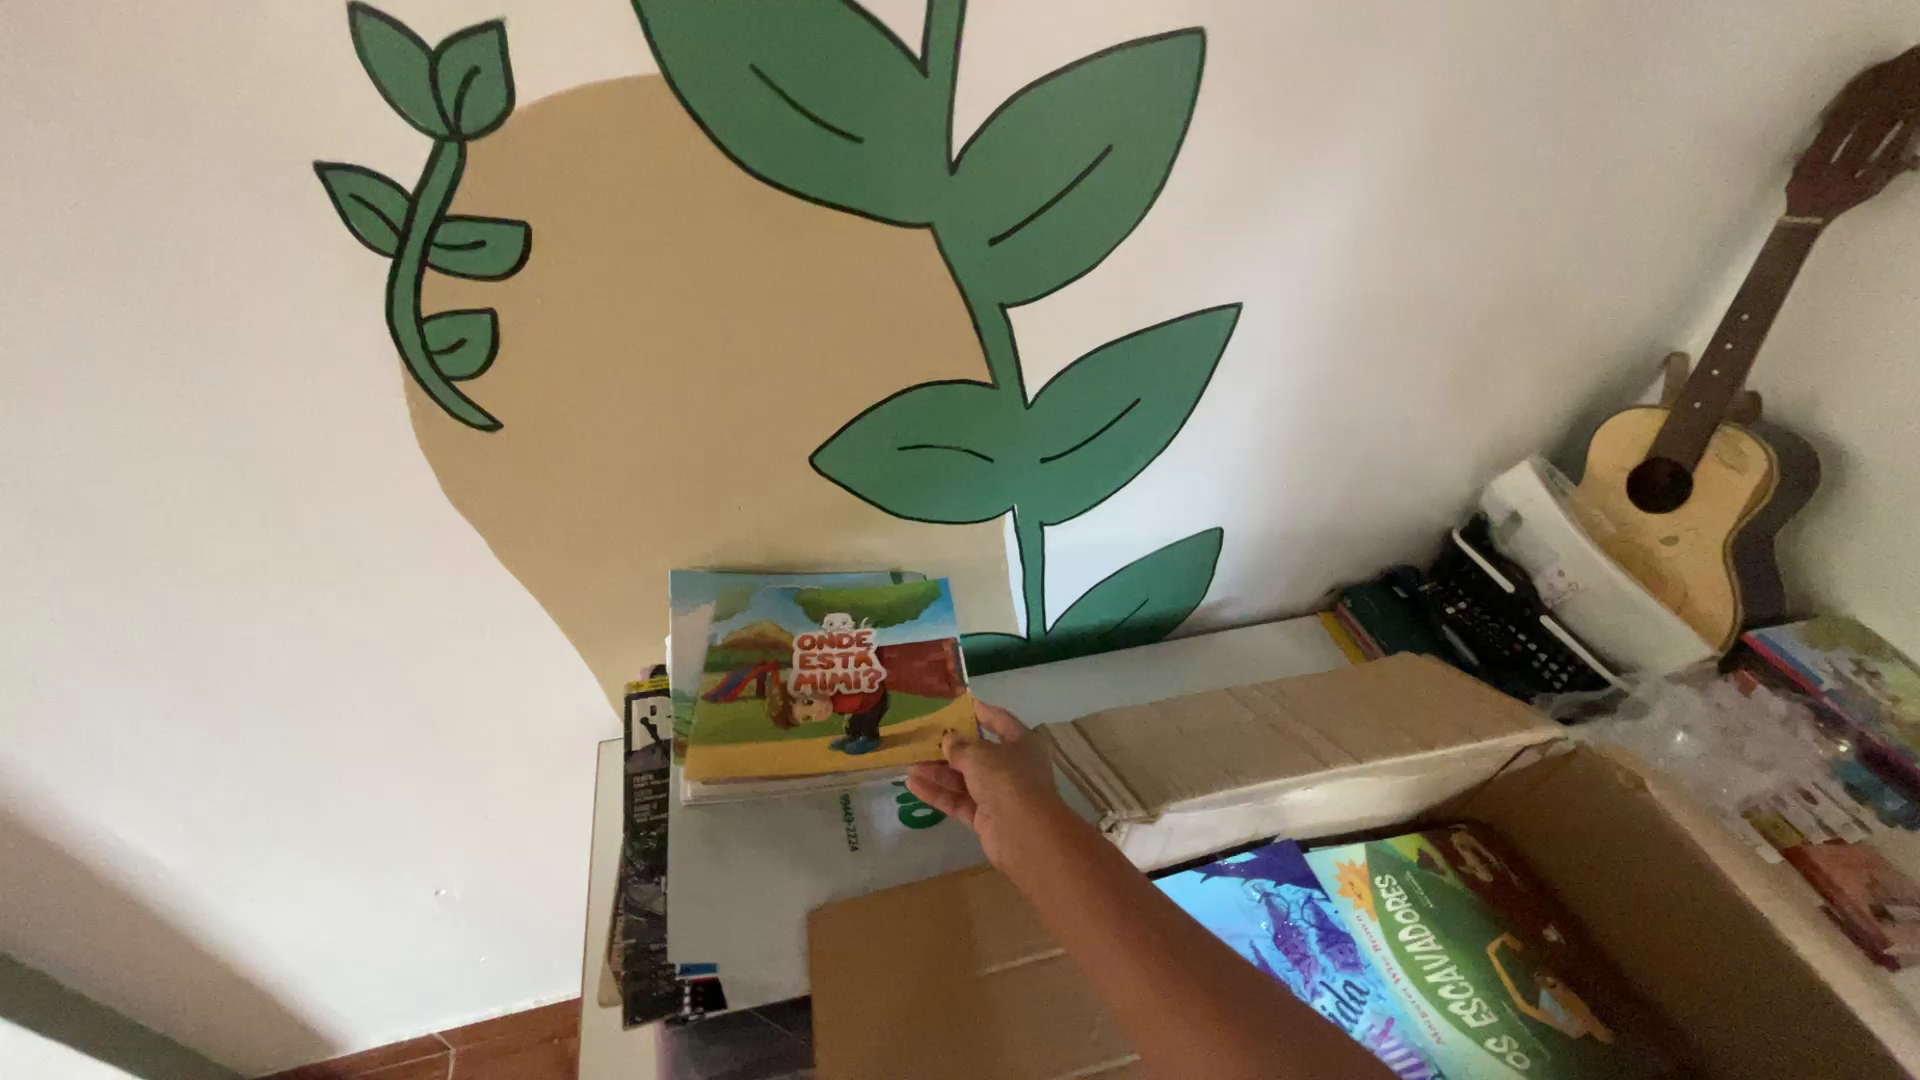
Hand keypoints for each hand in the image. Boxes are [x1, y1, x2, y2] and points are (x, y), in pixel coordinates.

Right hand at [907, 701, 1062, 865]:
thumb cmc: (1007, 780)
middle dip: (951, 748)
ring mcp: (999, 794)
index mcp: (1023, 743)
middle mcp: (1013, 766)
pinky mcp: (986, 818)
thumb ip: (960, 746)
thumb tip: (948, 739)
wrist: (1025, 834)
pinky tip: (913, 785)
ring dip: (939, 772)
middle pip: (978, 753)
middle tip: (923, 740)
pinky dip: (938, 793)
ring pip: (965, 779)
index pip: (1000, 721)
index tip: (958, 704)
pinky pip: (959, 801)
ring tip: (910, 764)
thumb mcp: (980, 754)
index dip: (980, 712)